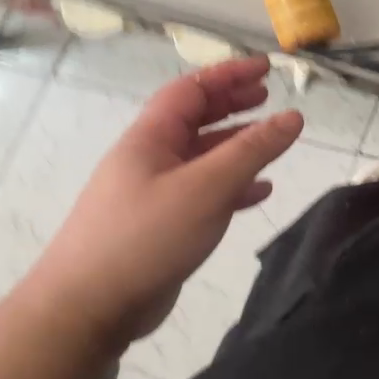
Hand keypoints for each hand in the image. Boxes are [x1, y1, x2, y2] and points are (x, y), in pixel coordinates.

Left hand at [18, 57, 303, 354]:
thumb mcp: (208, 186)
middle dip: (231, 103)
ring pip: (201, 155)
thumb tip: (294, 116)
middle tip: (267, 96)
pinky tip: (259, 191)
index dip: (228, 74)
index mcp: (149, 140)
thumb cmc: (144, 237)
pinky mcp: (160, 225)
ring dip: (237, 143)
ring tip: (273, 140)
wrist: (85, 311)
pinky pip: (204, 190)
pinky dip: (234, 183)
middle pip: (193, 118)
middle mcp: (148, 160)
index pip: (190, 91)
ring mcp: (151, 193)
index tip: (267, 67)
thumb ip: (254, 149)